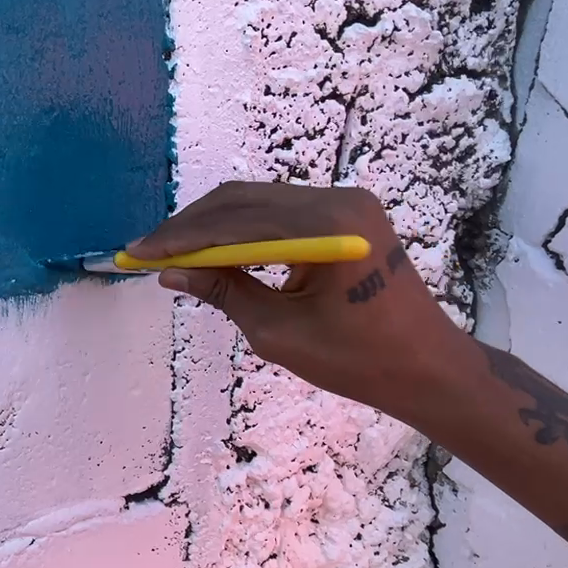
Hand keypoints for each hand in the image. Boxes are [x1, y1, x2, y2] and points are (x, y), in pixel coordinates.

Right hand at [130, 181, 479, 424]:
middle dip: (189, 226)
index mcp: (327, 226)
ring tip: (170, 250)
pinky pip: (276, 211)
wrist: (430, 368)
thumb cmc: (359, 360)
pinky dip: (238, 228)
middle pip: (242, 200)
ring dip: (209, 225)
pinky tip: (210, 248)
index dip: (180, 238)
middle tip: (147, 251)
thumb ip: (222, 293)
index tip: (138, 253)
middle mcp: (337, 199)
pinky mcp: (344, 212)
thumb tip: (170, 273)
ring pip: (255, 201)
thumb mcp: (278, 332)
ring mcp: (344, 202)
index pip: (235, 223)